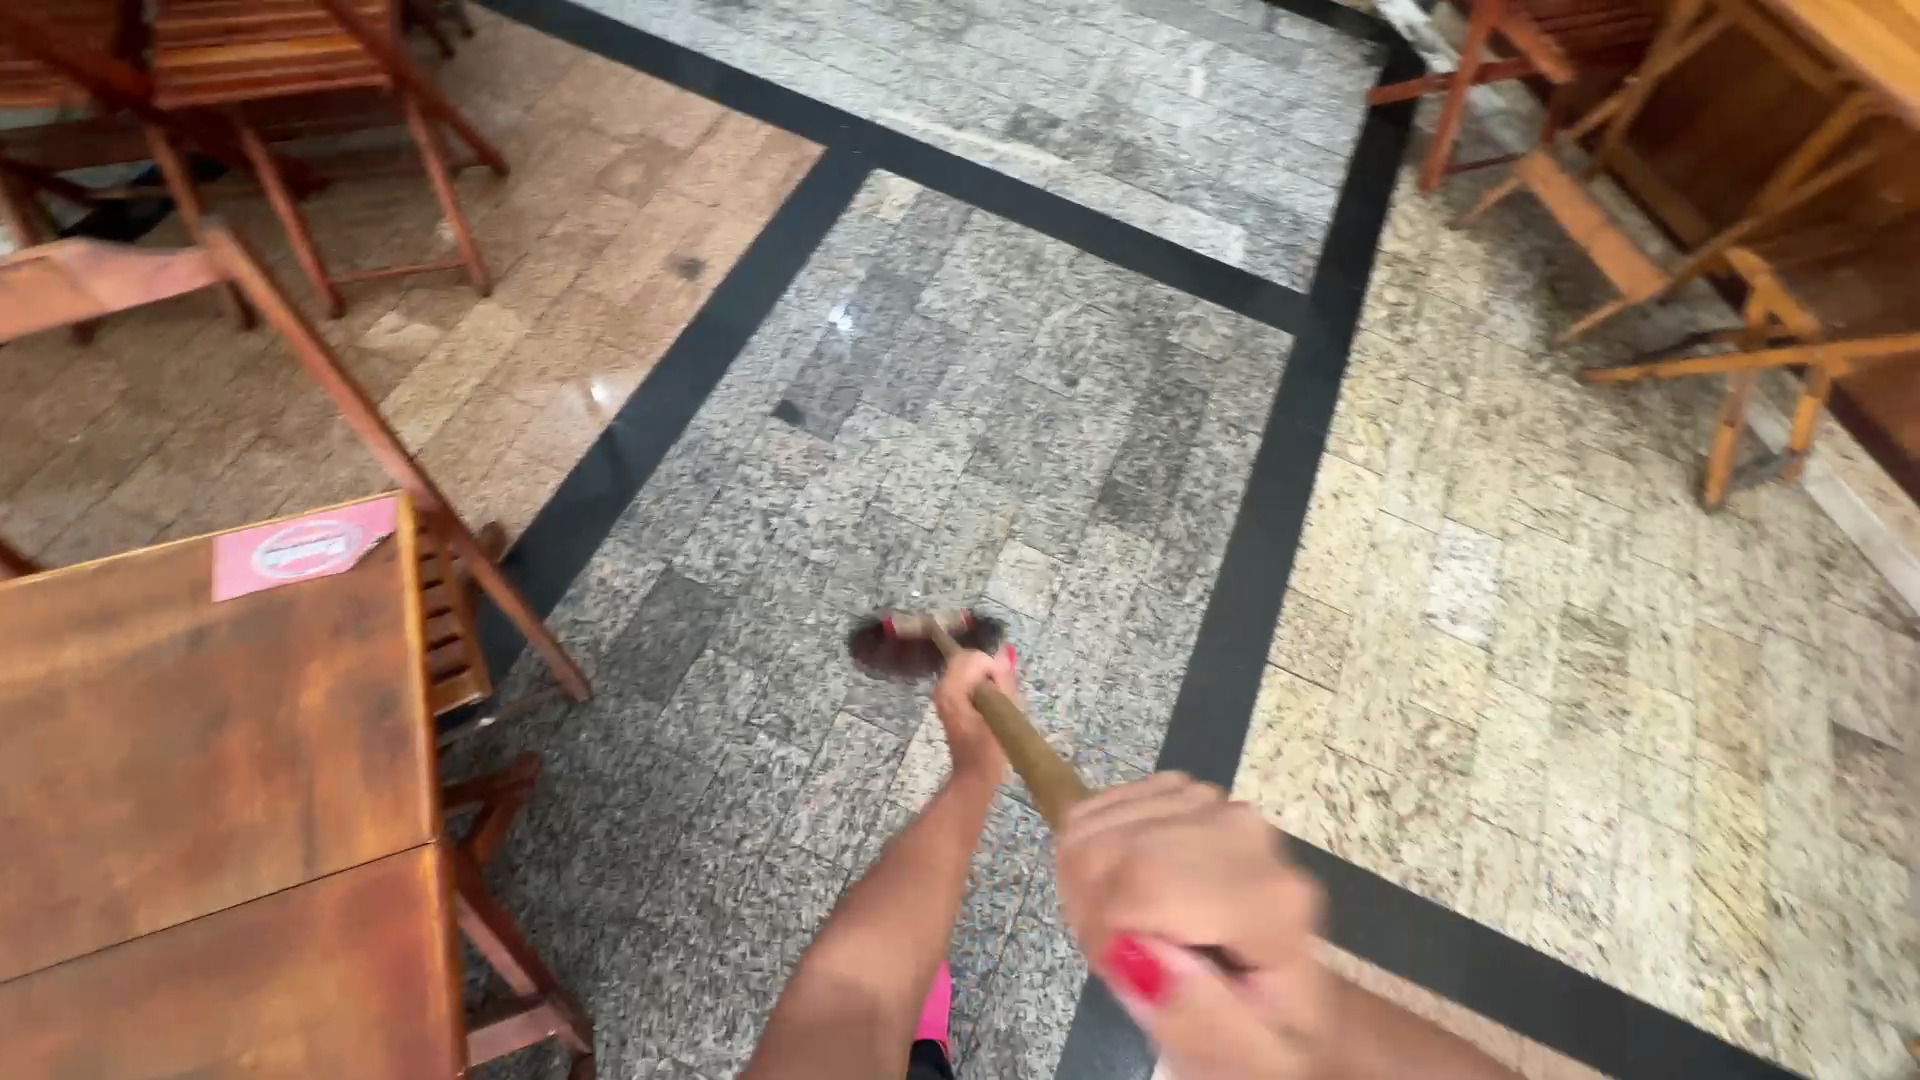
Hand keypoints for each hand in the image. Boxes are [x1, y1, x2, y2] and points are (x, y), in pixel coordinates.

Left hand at [930, 647, 1015, 786]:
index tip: (1003, 690)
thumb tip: (1005, 652)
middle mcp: (942, 687)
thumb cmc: (990, 749)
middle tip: (1000, 692)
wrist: (973, 775)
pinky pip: (964, 678)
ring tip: (994, 700)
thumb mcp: (1004, 713)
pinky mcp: (947, 700)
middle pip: (967, 658)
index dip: (994, 669)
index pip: (975, 658)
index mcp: (953, 690)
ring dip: (983, 676)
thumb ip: (1004, 680)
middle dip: (987, 669)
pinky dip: (978, 683)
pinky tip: (987, 703)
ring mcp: (942, 693)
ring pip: (965, 667)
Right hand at [1055, 773, 1328, 1079]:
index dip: (1101, 928)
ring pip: (1095, 824)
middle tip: (1110, 956)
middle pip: (1112, 846)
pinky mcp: (1185, 791)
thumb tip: (1134, 949)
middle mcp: (1242, 831)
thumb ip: (1199, 1019)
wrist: (1289, 989)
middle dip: (1087, 907)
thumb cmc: (1267, 1035)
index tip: (1111, 970)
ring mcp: (1212, 803)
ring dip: (1083, 881)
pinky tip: (1116, 886)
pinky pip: (1099, 807)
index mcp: (1267, 900)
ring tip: (1116, 926)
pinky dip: (1087, 849)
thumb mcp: (1246, 1061)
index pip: (1143, 881)